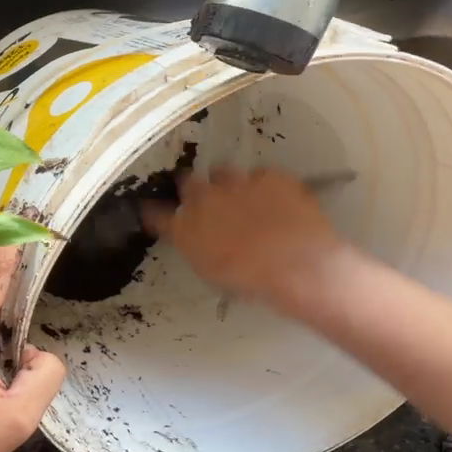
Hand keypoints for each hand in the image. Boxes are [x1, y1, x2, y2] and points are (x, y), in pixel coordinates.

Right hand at [141, 167, 346, 305]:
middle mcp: (204, 199)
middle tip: (201, 198)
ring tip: (239, 195)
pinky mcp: (271, 176)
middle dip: (189, 186)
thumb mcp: (210, 269)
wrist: (298, 265)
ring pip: (222, 172)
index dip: (153, 211)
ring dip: (225, 182)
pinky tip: (272, 199)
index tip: (153, 211)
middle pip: (186, 181)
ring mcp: (237, 184)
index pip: (156, 214)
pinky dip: (262, 184)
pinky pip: (261, 174)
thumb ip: (195, 246)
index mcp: (184, 228)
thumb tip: (194, 236)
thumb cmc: (250, 279)